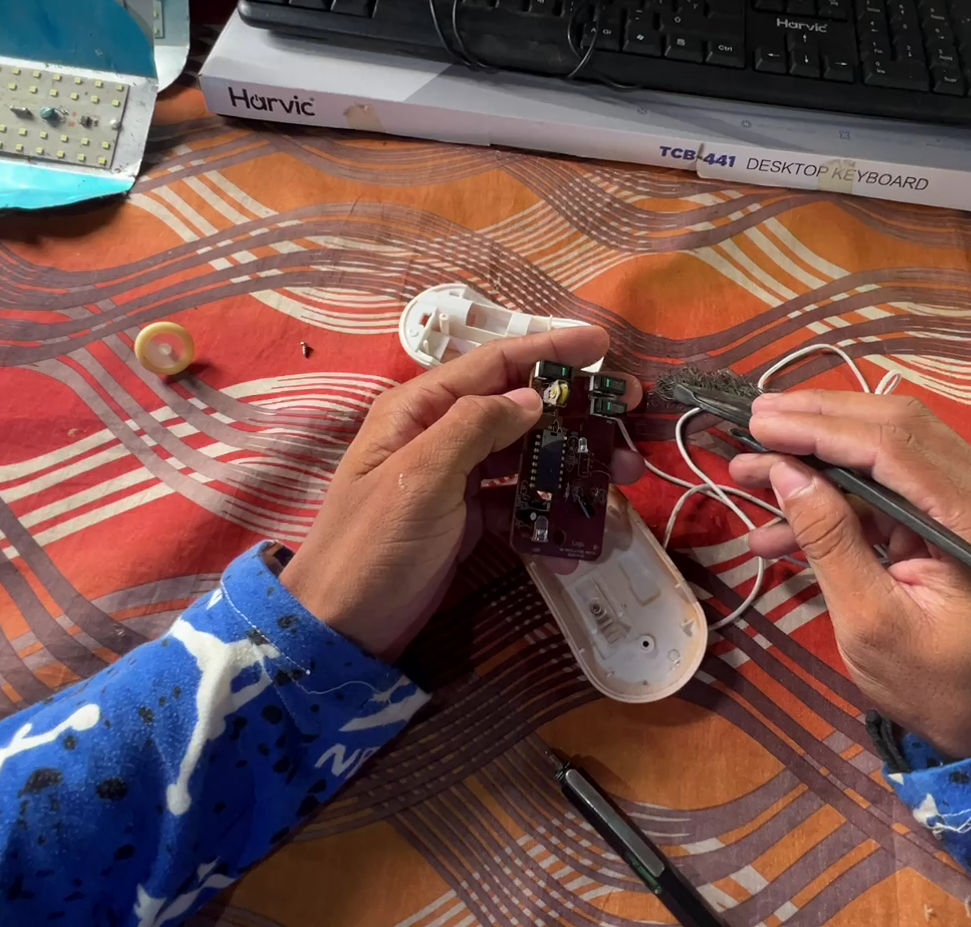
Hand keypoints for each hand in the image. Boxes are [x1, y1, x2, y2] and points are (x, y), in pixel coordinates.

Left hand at [283, 327, 643, 661]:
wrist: (342, 628)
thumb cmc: (375, 545)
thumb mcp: (422, 477)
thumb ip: (475, 427)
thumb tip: (532, 397)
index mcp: (421, 409)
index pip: (494, 363)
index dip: (550, 348)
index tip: (602, 343)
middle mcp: (441, 433)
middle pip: (519, 407)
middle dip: (575, 410)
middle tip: (628, 411)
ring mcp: (456, 477)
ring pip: (525, 456)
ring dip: (571, 464)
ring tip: (622, 474)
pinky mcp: (467, 517)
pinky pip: (517, 503)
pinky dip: (546, 515)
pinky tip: (575, 542)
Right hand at [729, 391, 970, 758]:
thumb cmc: (941, 690)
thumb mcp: (871, 623)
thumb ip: (829, 540)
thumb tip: (785, 471)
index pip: (893, 445)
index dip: (820, 427)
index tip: (760, 424)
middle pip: (895, 428)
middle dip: (817, 420)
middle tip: (753, 422)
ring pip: (887, 449)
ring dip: (817, 453)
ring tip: (749, 466)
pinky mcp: (950, 520)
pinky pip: (885, 489)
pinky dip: (832, 495)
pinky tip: (777, 522)